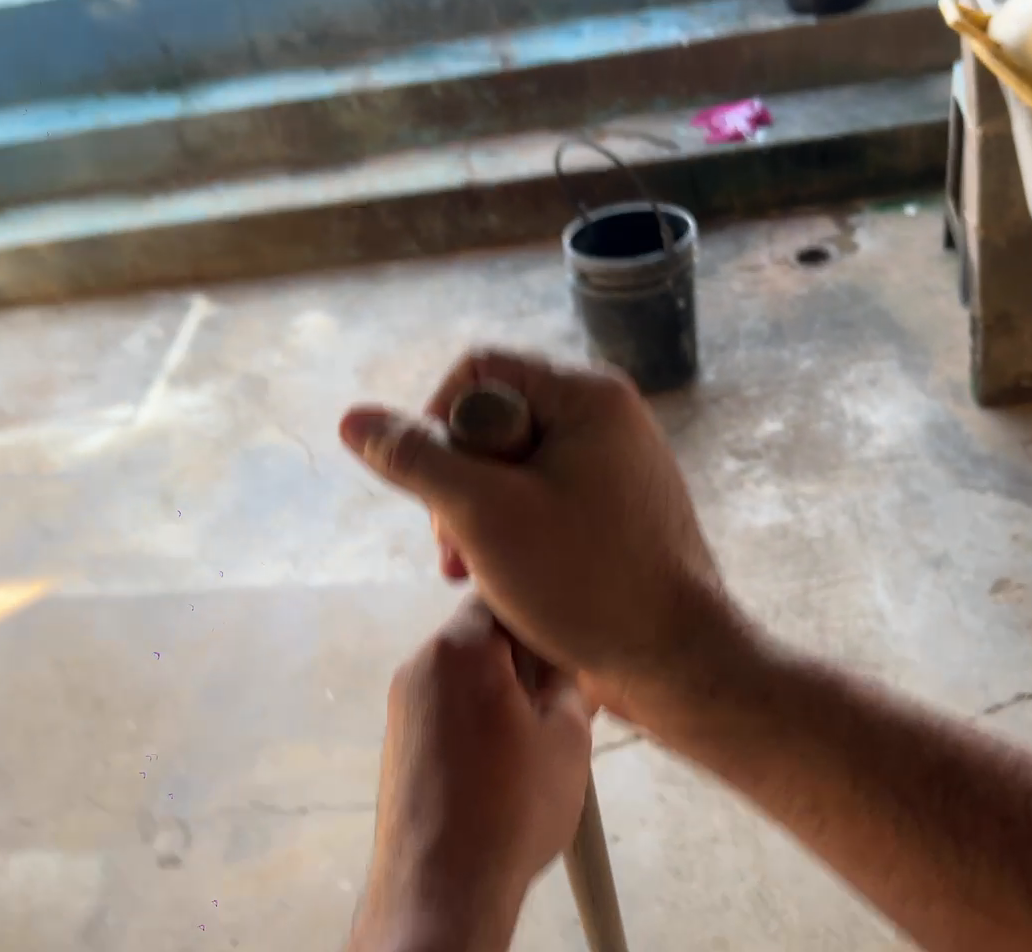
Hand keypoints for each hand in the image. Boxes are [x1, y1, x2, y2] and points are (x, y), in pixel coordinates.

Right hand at [337, 348, 748, 721]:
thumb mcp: (482, 513)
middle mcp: (607, 416)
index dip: (436, 423)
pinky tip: (505, 578)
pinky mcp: (617, 506)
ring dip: (479, 515)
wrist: (678, 659)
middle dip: (458, 484)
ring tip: (471, 572)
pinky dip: (514, 530)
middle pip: (495, 422)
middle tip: (453, 549)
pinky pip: (545, 496)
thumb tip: (353, 419)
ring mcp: (616, 463)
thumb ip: (415, 459)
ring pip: (515, 466)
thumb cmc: (584, 579)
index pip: (479, 371)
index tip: (433, 490)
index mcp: (587, 394)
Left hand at [349, 599, 592, 951]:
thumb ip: (572, 680)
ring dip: (501, 681)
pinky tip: (501, 753)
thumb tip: (572, 661)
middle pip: (483, 627)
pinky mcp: (398, 734)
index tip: (567, 639)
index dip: (543, 611)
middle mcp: (422, 661)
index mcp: (460, 648)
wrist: (440, 892)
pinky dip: (476, 707)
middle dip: (524, 651)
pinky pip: (445, 696)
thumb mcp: (568, 736)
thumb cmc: (511, 811)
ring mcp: (403, 699)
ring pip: (465, 663)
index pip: (505, 594)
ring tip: (532, 729)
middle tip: (558, 689)